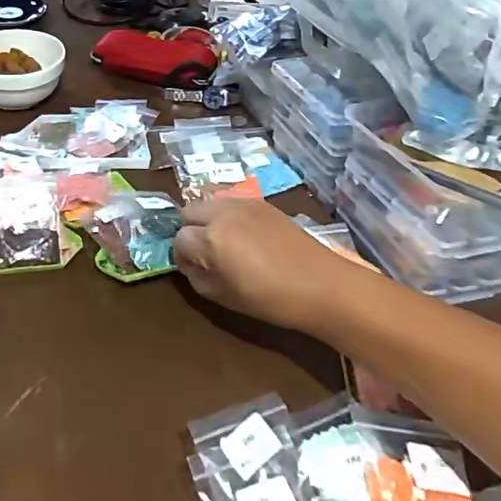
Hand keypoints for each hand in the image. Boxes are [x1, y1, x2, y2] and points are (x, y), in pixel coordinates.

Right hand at [173, 199, 365, 333]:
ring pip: (207, 201)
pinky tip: (242, 233)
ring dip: (206, 218)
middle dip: (190, 230)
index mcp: (210, 238)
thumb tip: (190, 263)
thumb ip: (196, 277)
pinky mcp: (261, 202)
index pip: (178, 239)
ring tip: (222, 240)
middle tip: (205, 252)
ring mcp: (243, 203)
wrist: (323, 286)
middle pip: (188, 211)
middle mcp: (221, 213)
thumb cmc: (270, 300)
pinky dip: (226, 213)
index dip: (183, 257)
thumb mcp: (223, 297)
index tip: (196, 270)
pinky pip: (230, 200)